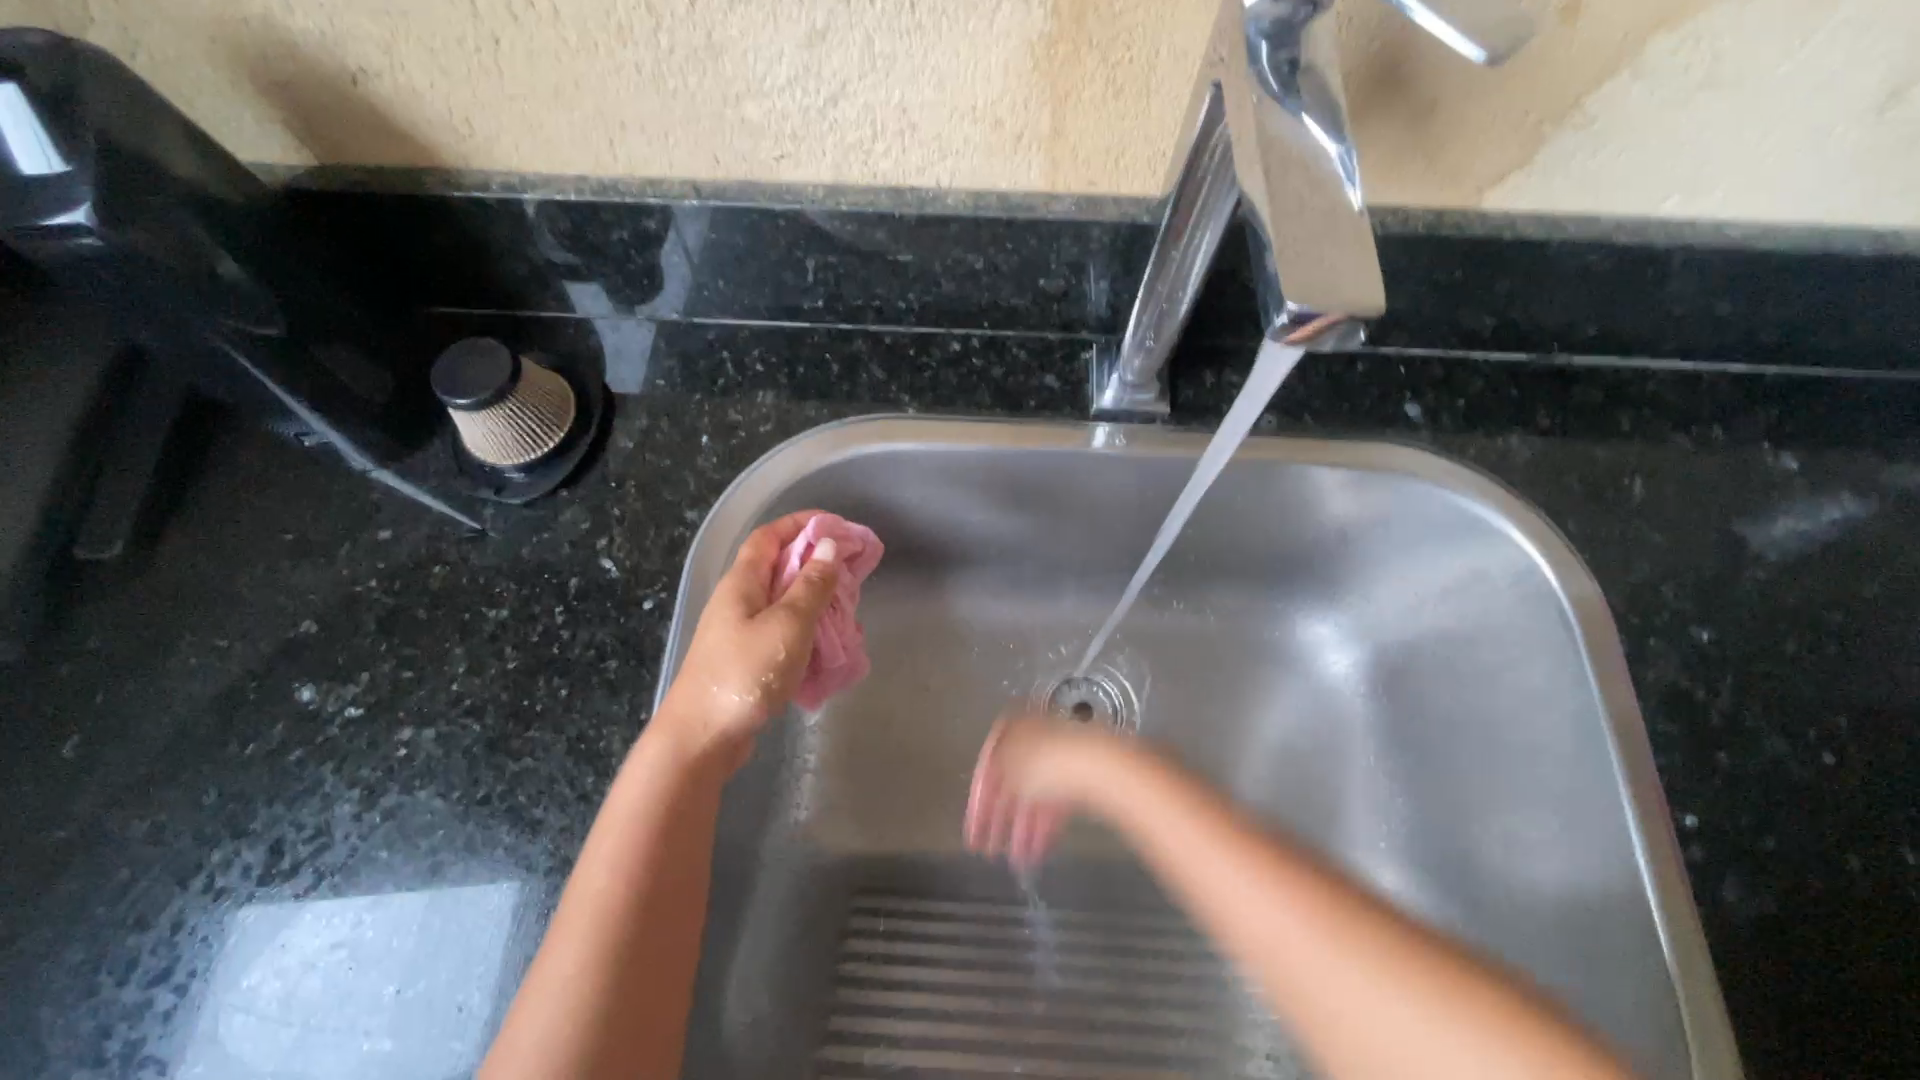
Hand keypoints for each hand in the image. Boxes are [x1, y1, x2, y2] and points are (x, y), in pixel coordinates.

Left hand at [656, 511, 840, 769]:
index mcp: (742, 583)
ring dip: (817, 602)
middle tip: (855, 572)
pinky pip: (783, 634)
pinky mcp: (747, 661)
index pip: (770, 536)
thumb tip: (829, 546)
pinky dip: (809, 633)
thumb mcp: (788, 625)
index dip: (802, 524)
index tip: (840, 527)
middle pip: (780, 568)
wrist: (702, 738)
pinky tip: (830, 649)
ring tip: (849, 611)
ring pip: (784, 603)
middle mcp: (738, 601)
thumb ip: (812, 586)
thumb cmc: (744, 674)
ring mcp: (740, 632)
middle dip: (818, 564)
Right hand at [964, 707, 1119, 869]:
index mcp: (1013, 729)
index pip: (987, 766)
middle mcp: (1035, 739)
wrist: (1100, 767)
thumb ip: (994, 777)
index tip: (973, 828)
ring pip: (1033, 799)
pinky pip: (1054, 807)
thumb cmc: (1048, 762)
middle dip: (999, 820)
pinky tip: (1036, 853)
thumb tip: (991, 781)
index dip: (978, 800)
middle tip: (989, 849)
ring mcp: (1059, 759)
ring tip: (1016, 860)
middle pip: (1011, 785)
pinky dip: (1043, 830)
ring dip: (1021, 832)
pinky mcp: (1080, 779)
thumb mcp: (1008, 771)